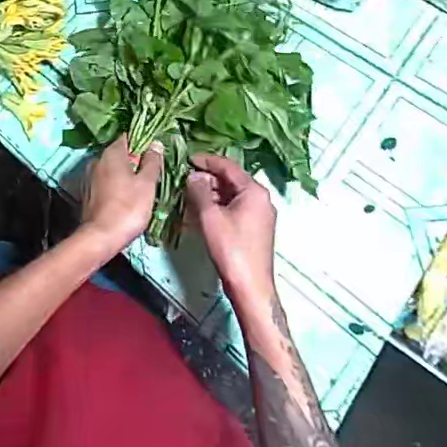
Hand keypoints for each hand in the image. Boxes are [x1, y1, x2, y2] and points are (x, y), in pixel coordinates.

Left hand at [80, 136, 163, 252]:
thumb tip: (155, 143)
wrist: (100, 236)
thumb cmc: (128, 207)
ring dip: (125, 174)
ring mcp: (90, 175)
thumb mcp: (146, 184)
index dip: (143, 142)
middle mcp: (97, 159)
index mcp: (112, 153)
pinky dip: (116, 185)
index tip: (155, 153)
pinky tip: (125, 198)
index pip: (128, 137)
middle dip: (135, 160)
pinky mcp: (87, 191)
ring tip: (141, 188)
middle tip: (151, 174)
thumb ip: (151, 162)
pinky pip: (105, 181)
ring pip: (112, 168)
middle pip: (120, 153)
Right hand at [187, 153, 277, 311]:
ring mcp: (260, 214)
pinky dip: (219, 204)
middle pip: (231, 179)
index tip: (187, 159)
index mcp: (254, 191)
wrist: (250, 287)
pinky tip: (202, 209)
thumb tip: (193, 175)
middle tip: (185, 179)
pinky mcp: (256, 227)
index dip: (206, 160)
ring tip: (190, 193)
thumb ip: (199, 190)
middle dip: (207, 177)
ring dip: (212, 191)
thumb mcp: (209, 215)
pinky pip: (235, 206)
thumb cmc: (231, 248)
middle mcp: (261, 199)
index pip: (227, 166)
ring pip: (232, 194)